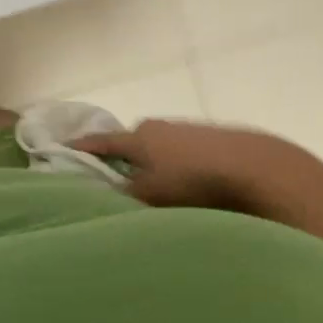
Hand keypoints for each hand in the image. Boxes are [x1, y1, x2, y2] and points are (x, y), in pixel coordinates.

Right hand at [71, 120, 305, 211]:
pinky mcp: (217, 141)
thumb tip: (101, 191)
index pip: (99, 141)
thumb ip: (121, 193)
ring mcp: (190, 130)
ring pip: (160, 148)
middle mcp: (160, 127)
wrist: (261, 169)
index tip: (60, 152)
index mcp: (138, 137)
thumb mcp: (148, 195)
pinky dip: (178, 167)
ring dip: (153, 164)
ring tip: (153, 188)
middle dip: (121, 158)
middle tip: (112, 178)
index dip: (80, 148)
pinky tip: (188, 186)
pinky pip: (184, 154)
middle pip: (131, 142)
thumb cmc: (194, 182)